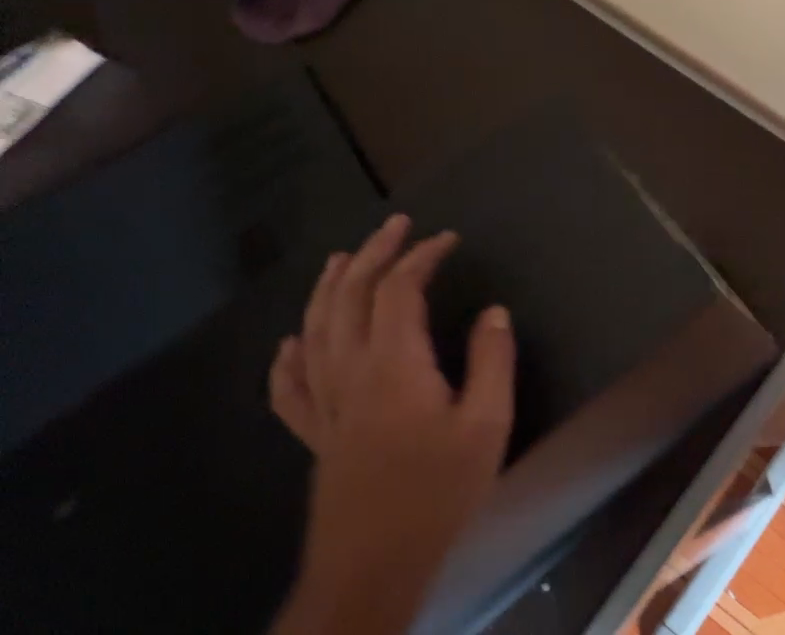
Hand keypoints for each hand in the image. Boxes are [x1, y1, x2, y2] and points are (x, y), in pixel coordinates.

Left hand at [268, 215, 515, 634]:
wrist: (377, 560)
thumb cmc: (441, 488)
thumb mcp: (488, 422)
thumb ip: (491, 361)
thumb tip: (492, 313)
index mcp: (394, 366)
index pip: (398, 293)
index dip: (420, 258)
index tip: (448, 239)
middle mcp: (350, 375)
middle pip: (348, 301)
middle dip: (371, 257)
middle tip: (395, 226)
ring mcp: (326, 406)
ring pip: (313, 334)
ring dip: (326, 291)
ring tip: (341, 259)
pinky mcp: (316, 435)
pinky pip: (290, 388)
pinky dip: (288, 359)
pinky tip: (291, 344)